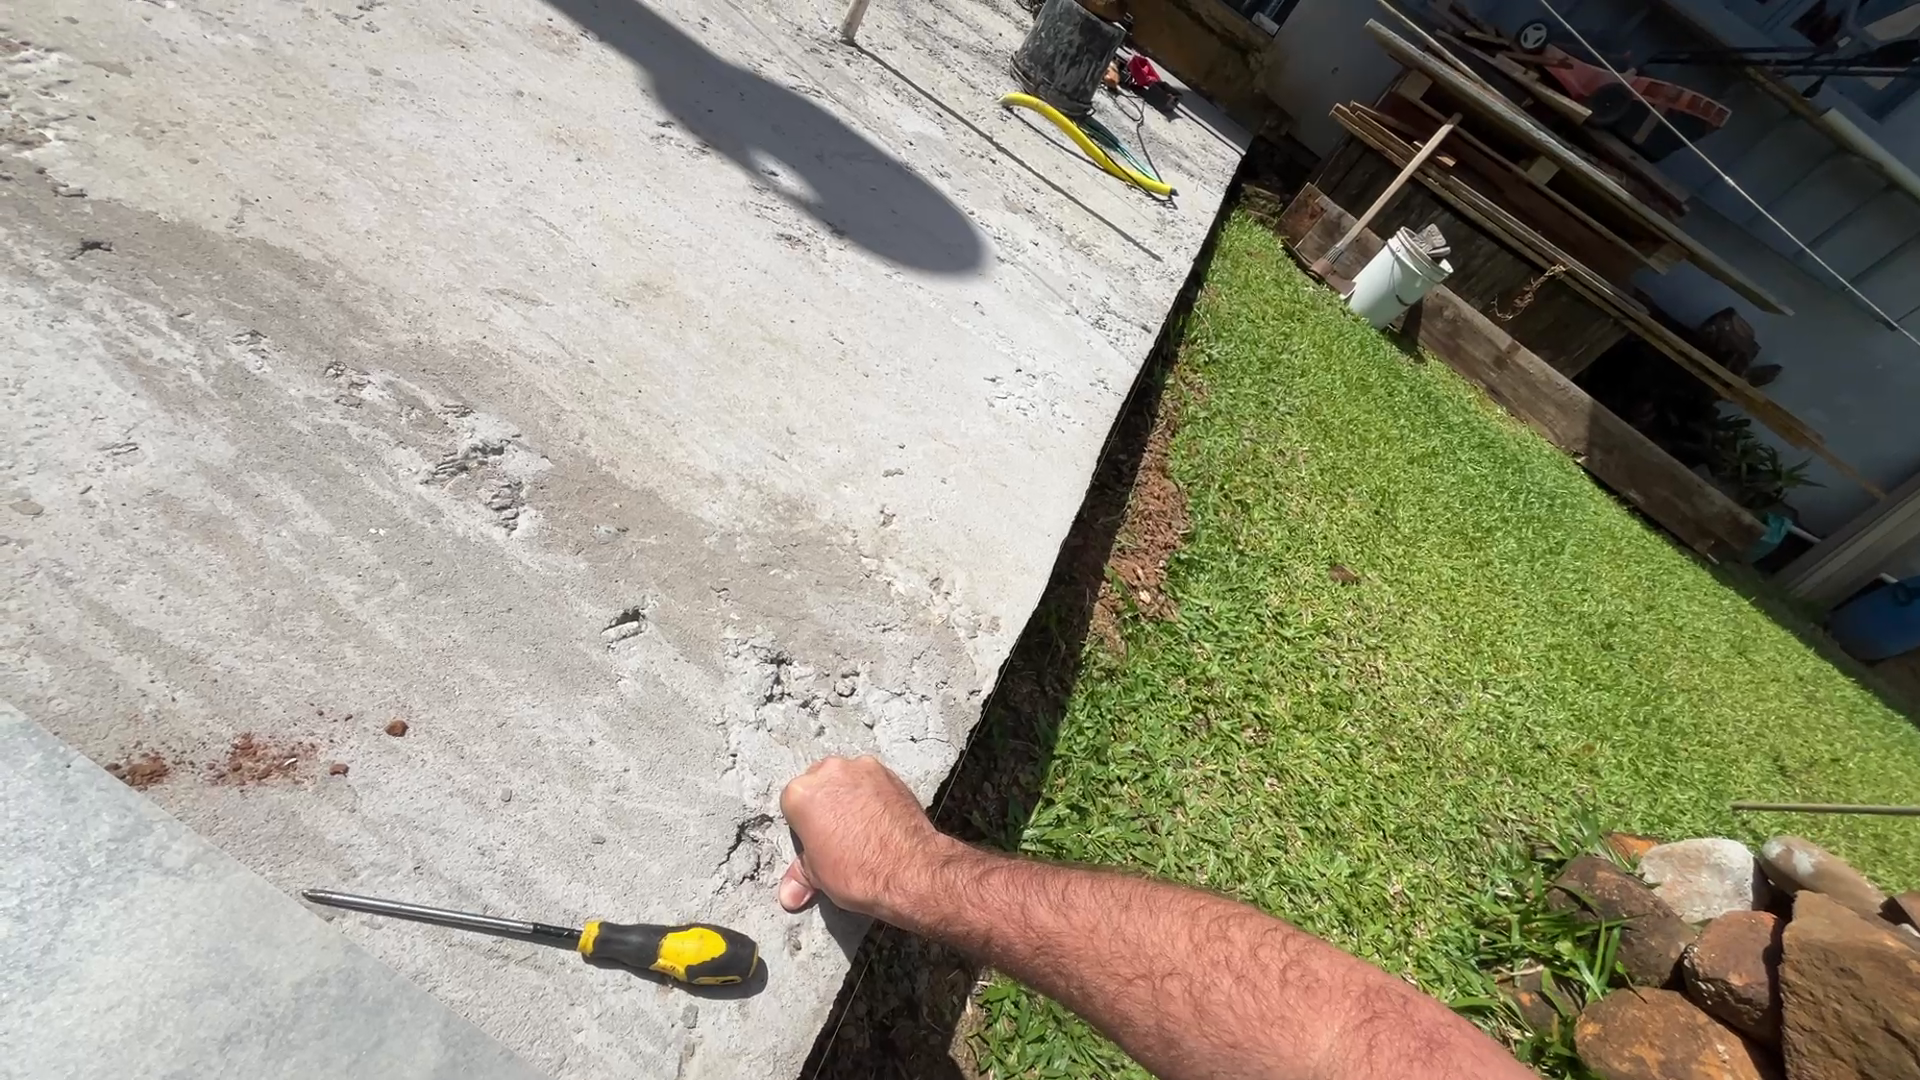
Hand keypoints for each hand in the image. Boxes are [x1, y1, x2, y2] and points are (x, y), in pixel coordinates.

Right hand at [776, 755, 950, 918]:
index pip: (792, 802)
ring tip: (860, 825)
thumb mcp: (818, 877)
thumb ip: (799, 875)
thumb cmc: (858, 872)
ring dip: (849, 794)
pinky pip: (872, 779)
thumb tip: (788, 894)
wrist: (908, 868)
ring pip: (847, 778)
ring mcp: (861, 768)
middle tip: (836, 831)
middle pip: (819, 782)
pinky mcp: (888, 771)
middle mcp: (829, 771)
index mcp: (801, 794)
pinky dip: (873, 793)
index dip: (804, 823)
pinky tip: (879, 817)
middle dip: (825, 802)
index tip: (815, 838)